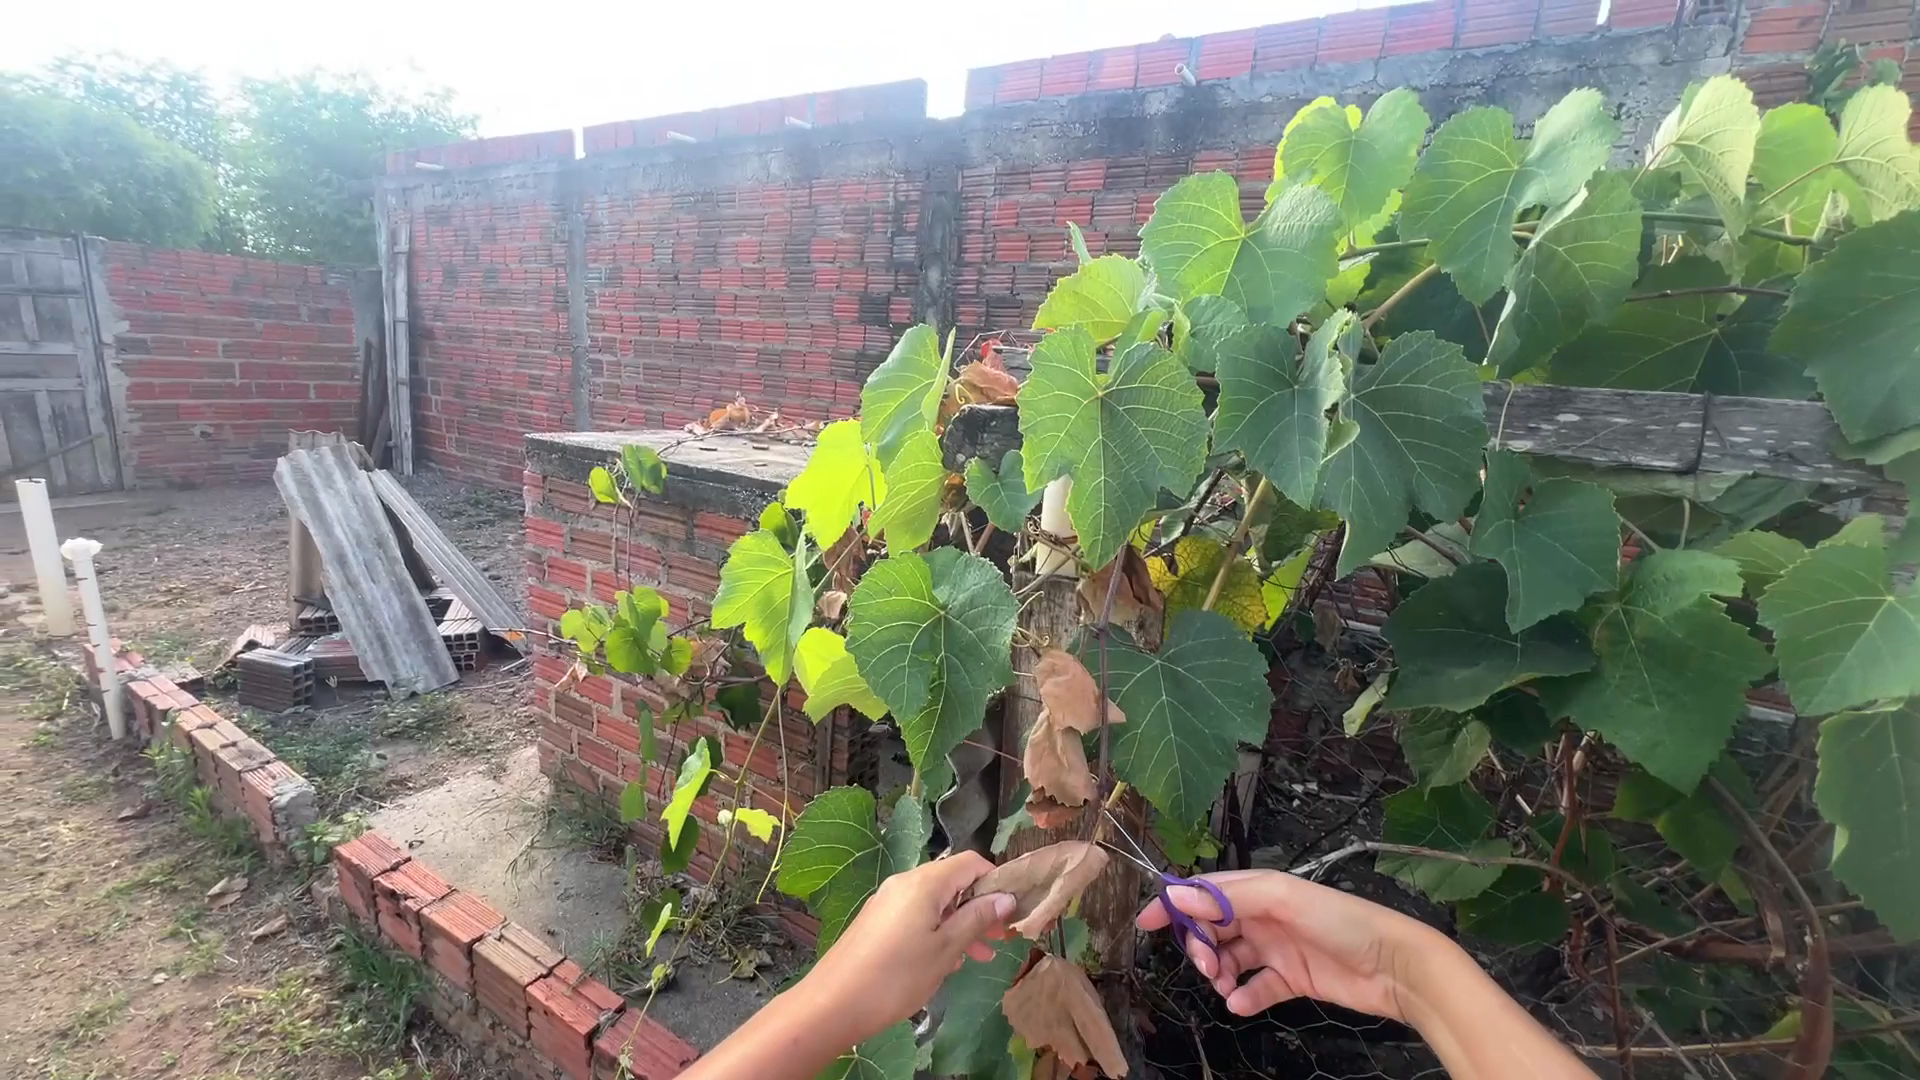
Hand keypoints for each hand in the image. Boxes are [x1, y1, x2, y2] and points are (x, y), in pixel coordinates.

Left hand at [800, 851, 1015, 1042]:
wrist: (832, 1003)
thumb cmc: (896, 976)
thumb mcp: (945, 950)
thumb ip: (976, 920)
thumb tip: (1005, 897)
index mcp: (925, 882)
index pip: (970, 862)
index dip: (995, 880)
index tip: (1011, 910)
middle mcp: (906, 881)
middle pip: (953, 881)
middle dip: (979, 906)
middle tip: (1000, 938)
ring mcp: (889, 899)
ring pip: (935, 901)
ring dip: (960, 922)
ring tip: (978, 955)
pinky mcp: (878, 919)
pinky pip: (917, 913)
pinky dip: (937, 929)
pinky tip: (945, 959)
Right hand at [1136, 869, 1453, 1023]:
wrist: (1395, 966)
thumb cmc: (1337, 920)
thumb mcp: (1281, 899)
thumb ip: (1230, 899)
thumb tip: (1180, 895)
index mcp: (1257, 889)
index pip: (1204, 891)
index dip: (1175, 902)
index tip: (1148, 921)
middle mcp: (1261, 915)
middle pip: (1212, 925)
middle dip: (1200, 943)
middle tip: (1205, 964)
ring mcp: (1276, 948)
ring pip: (1230, 956)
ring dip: (1219, 970)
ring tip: (1224, 985)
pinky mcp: (1291, 979)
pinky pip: (1256, 986)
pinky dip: (1244, 994)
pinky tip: (1241, 1003)